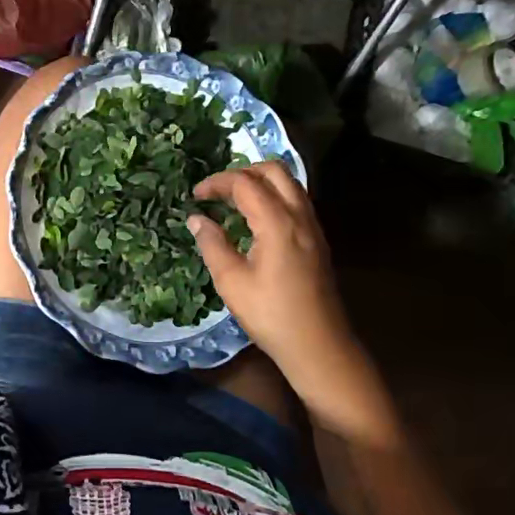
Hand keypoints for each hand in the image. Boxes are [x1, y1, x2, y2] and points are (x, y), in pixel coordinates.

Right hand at [188, 161, 352, 370]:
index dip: (217, 183)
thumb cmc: (271, 315)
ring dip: (262, 182)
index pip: (245, 183)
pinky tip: (258, 221)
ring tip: (235, 202)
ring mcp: (313, 226)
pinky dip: (275, 197)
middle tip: (219, 191)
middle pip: (274, 170)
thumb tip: (197, 219)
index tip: (196, 195)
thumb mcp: (232, 282)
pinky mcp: (317, 240)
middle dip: (243, 172)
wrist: (318, 344)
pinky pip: (297, 201)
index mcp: (278, 221)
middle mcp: (300, 215)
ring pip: (290, 184)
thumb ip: (212, 244)